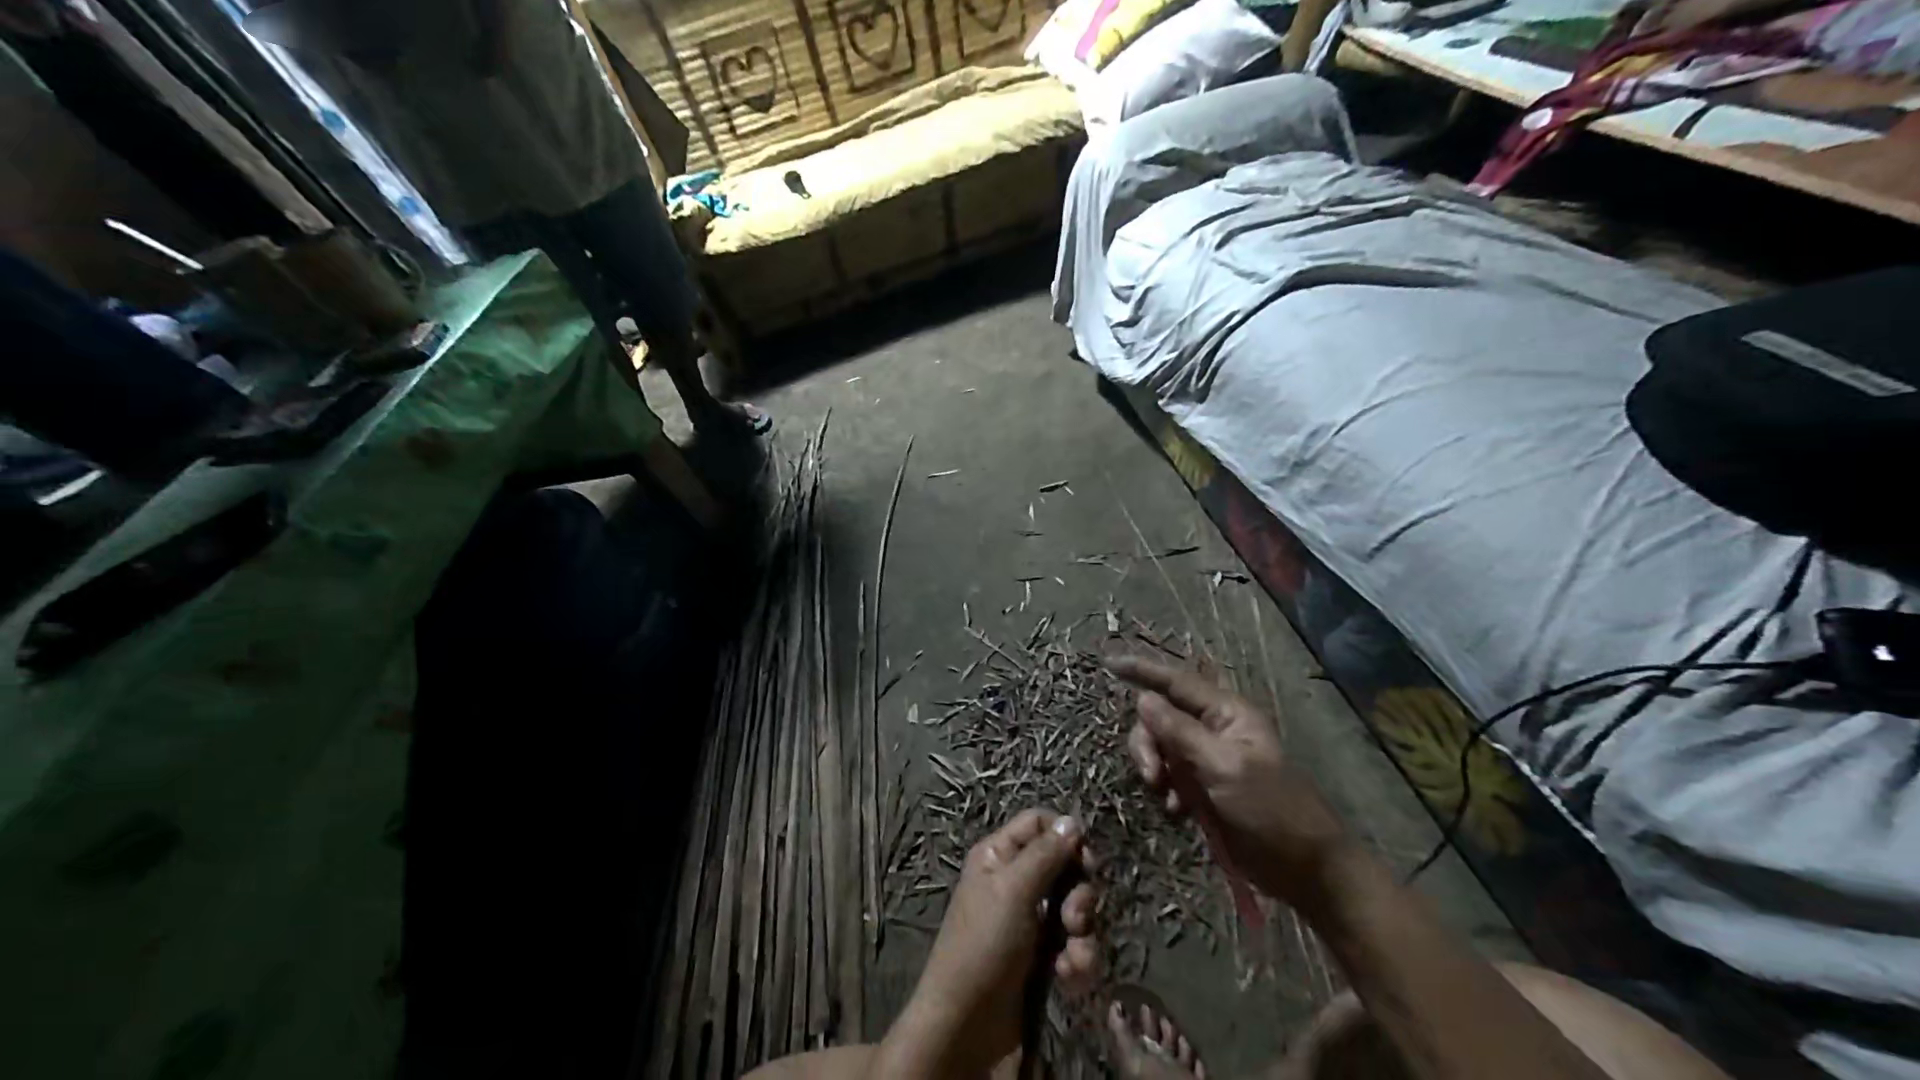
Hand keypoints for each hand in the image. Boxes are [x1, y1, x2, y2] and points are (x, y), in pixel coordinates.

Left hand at [880, 809, 1100, 1078]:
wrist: (968, 1029)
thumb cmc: (982, 947)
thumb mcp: (1012, 891)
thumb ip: (1045, 853)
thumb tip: (1073, 820)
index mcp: (1000, 855)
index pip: (1040, 823)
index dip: (1066, 836)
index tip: (1086, 860)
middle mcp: (1017, 881)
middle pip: (1067, 866)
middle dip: (1080, 895)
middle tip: (1074, 919)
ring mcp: (1032, 920)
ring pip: (1077, 909)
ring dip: (1084, 936)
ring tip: (1072, 961)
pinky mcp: (1045, 956)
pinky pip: (1076, 944)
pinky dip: (1078, 961)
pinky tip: (1069, 979)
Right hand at [1110, 655, 1351, 908]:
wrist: (1305, 869)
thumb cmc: (1271, 811)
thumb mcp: (1223, 767)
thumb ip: (1180, 732)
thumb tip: (1143, 699)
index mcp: (1227, 713)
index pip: (1176, 682)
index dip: (1142, 670)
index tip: (1109, 662)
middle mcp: (1214, 728)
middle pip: (1160, 717)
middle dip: (1147, 742)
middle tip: (1152, 776)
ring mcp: (1208, 757)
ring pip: (1160, 746)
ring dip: (1155, 769)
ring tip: (1167, 797)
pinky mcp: (1204, 786)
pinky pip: (1169, 774)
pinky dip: (1166, 790)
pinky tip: (1178, 811)